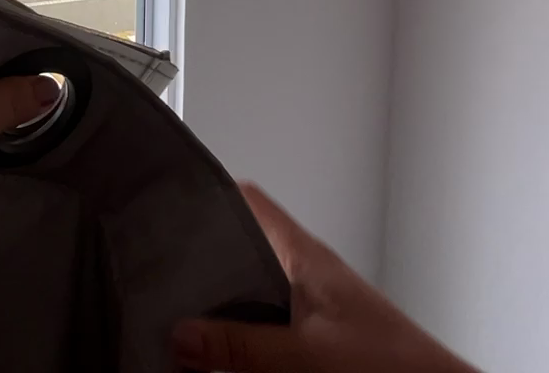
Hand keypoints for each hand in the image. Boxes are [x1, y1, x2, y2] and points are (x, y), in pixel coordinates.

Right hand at [172, 183, 478, 372]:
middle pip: (241, 247)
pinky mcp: (318, 345)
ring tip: (174, 314)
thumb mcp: (308, 356)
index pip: (249, 200)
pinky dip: (238, 338)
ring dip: (218, 305)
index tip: (169, 203)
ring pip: (250, 292)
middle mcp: (303, 274)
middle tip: (157, 269)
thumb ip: (243, 346)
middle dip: (202, 259)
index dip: (210, 193)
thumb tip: (178, 333)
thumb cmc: (392, 367)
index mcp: (302, 255)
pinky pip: (265, 329)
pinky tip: (217, 357)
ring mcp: (311, 310)